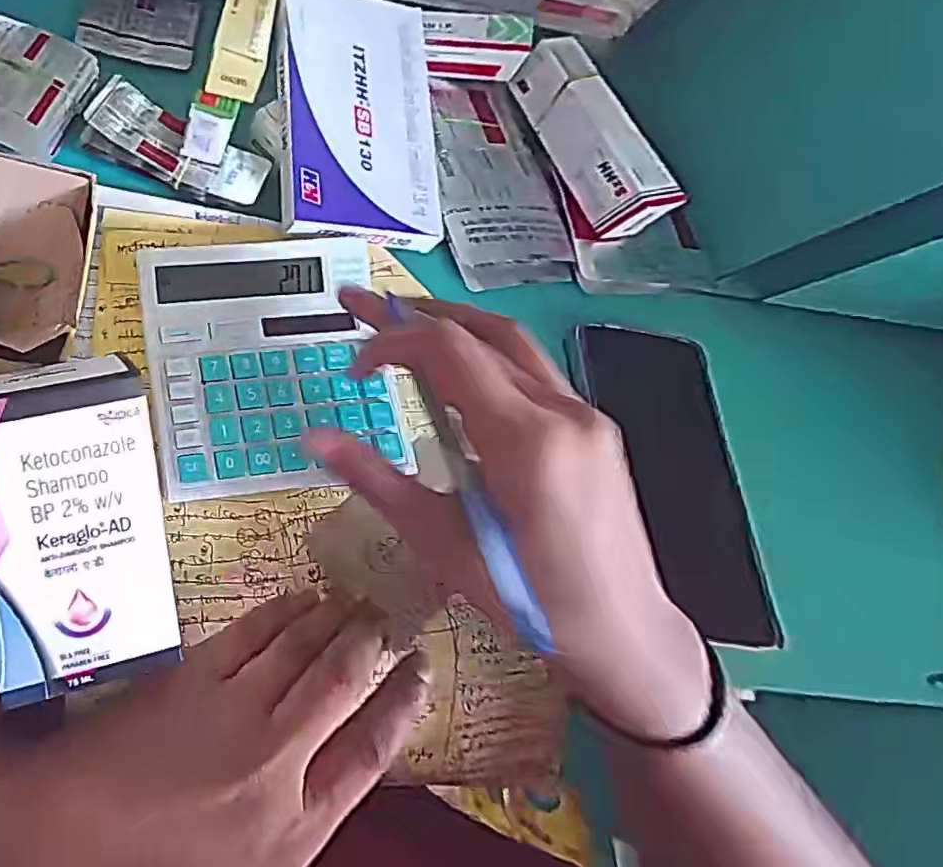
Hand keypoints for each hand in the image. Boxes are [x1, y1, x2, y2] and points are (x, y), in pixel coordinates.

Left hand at [25, 590, 430, 866]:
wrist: (73, 831)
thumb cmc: (162, 858)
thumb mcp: (251, 863)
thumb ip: (299, 812)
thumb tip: (336, 757)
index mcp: (295, 824)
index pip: (371, 750)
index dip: (402, 704)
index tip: (418, 669)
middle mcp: (274, 761)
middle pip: (340, 683)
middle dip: (369, 642)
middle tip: (386, 615)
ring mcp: (232, 710)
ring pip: (299, 649)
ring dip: (331, 619)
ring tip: (351, 600)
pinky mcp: (194, 676)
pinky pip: (252, 632)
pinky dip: (282, 612)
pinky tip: (299, 599)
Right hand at [306, 287, 710, 740]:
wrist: (627, 637)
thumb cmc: (528, 600)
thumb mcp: (440, 542)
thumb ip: (375, 479)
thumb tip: (315, 438)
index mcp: (525, 438)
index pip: (449, 351)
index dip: (392, 342)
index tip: (355, 368)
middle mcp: (563, 411)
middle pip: (482, 330)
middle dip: (415, 312)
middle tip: (363, 303)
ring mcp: (585, 415)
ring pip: (511, 342)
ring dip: (452, 326)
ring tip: (402, 324)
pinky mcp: (592, 426)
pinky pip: (529, 369)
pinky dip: (482, 355)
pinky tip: (455, 377)